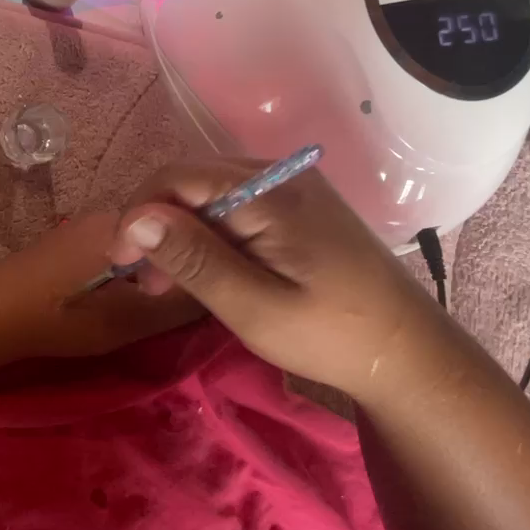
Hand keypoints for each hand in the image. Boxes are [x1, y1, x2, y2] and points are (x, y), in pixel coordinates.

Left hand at [0, 212, 206, 360]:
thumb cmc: (64, 315)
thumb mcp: (132, 319)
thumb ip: (181, 304)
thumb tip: (226, 290)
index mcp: (128, 222)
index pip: (189, 227)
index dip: (208, 255)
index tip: (222, 283)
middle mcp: (107, 213)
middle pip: (164, 234)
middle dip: (180, 263)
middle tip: (195, 299)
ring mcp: (82, 226)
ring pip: (139, 245)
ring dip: (152, 271)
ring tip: (164, 303)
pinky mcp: (66, 243)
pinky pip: (115, 251)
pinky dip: (127, 272)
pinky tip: (125, 297)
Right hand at [106, 161, 459, 401]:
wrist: (409, 355)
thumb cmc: (330, 337)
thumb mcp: (253, 306)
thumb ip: (193, 258)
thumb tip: (134, 219)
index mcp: (272, 194)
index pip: (176, 177)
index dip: (137, 214)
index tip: (121, 264)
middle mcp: (280, 175)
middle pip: (190, 180)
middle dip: (155, 224)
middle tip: (146, 282)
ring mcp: (292, 187)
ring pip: (207, 192)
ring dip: (178, 231)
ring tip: (171, 283)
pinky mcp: (297, 206)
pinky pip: (232, 204)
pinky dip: (206, 233)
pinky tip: (206, 269)